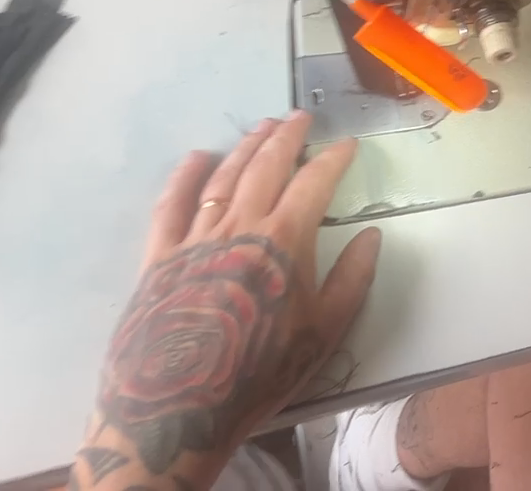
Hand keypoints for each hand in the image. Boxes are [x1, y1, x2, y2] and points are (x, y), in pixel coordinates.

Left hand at [72, 114, 381, 488]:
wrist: (175, 414)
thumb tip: (371, 235)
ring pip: (224, 177)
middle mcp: (240, 225)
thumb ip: (353, 277)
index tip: (348, 144)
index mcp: (284, 238)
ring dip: (247, 146)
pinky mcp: (158, 257)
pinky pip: (170, 206)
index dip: (335, 158)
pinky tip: (197, 157)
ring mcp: (195, 237)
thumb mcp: (324, 330)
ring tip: (263, 126)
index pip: (316, 181)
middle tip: (302, 117)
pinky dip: (184, 176)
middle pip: (267, 165)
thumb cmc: (259, 371)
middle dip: (288, 136)